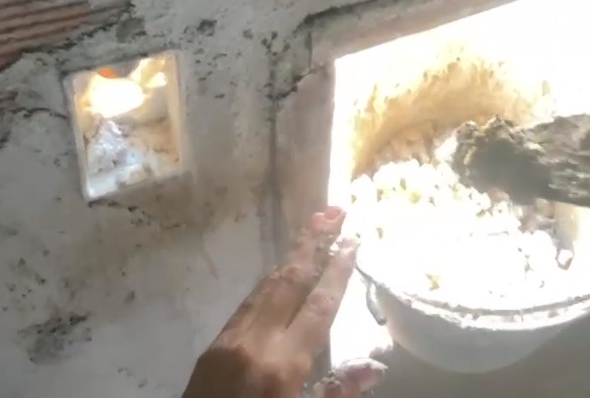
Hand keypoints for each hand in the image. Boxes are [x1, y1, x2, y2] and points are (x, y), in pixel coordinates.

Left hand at [182, 207, 376, 397]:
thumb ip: (336, 394)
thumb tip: (375, 366)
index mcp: (283, 366)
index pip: (318, 306)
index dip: (337, 271)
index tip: (352, 240)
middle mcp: (257, 342)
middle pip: (291, 280)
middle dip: (314, 242)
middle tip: (335, 209)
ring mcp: (232, 340)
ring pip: (267, 285)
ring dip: (293, 254)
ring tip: (314, 227)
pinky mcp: (215, 345)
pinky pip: (249, 302)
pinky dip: (270, 280)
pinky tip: (280, 271)